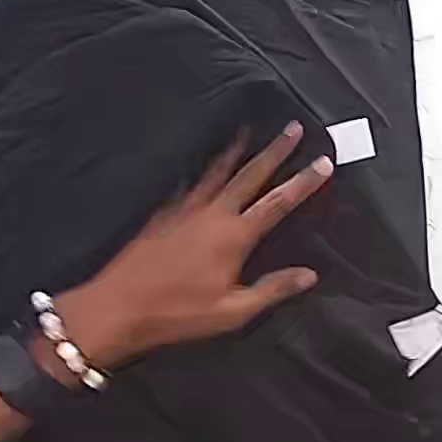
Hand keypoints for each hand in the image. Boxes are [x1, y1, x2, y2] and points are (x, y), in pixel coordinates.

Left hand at [52, 122, 331, 367]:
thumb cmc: (178, 313)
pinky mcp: (164, 213)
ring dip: (237, 150)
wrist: (118, 306)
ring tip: (248, 130)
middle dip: (275, 150)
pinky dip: (204, 169)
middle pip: (250, 174)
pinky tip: (204, 164)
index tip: (323, 162)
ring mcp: (186, 209)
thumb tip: (310, 274)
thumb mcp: (233, 312)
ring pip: (218, 171)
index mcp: (234, 237)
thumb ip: (273, 289)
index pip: (277, 203)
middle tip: (291, 128)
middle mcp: (213, 214)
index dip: (303, 182)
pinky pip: (191, 182)